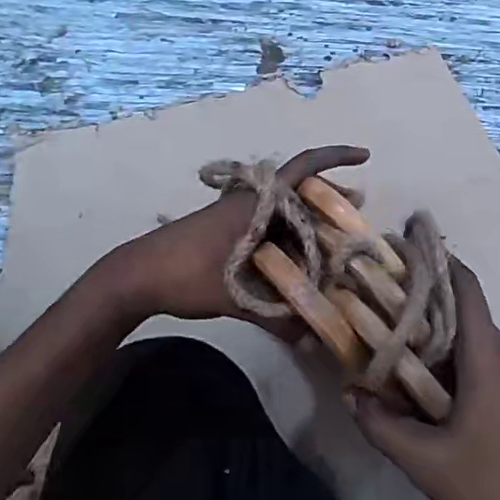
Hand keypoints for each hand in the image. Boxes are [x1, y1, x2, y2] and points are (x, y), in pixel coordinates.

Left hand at [78, 145, 369, 331]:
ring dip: (312, 217)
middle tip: (358, 213)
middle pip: (303, 190)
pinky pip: (272, 222)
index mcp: (257, 204)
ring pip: (287, 208)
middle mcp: (253, 201)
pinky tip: (301, 256)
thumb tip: (316, 343)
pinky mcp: (230, 228)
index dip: (336, 157)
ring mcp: (240, 213)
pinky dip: (292, 232)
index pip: (304, 168)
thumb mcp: (237, 298)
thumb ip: (278, 319)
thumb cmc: (187, 275)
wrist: (134, 277)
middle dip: (333, 198)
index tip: (365, 156)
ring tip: (337, 238)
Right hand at [348, 259, 499, 499]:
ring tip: (403, 335)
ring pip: (478, 335)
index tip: (408, 248)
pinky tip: (433, 377)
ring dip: (444, 329)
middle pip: (469, 310)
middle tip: (388, 296)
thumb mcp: (425, 463)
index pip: (467, 290)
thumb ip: (382, 426)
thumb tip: (351, 394)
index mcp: (489, 360)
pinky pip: (489, 357)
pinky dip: (460, 352)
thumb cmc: (488, 489)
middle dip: (431, 297)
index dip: (440, 263)